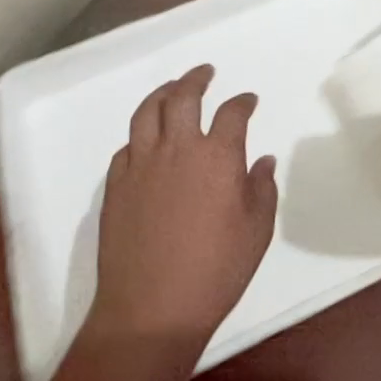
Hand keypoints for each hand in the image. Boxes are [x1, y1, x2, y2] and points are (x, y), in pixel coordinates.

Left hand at [86, 64, 278, 349]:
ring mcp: (141, 164)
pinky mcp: (116, 185)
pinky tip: (147, 140)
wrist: (151, 308)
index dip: (243, 101)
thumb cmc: (215, 271)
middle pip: (183, 96)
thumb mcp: (256, 232)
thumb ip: (263, 190)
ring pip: (148, 111)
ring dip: (163, 94)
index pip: (233, 113)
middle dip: (196, 78)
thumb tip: (264, 161)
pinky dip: (141, 134)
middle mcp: (178, 149)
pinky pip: (127, 145)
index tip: (249, 100)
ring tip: (172, 89)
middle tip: (205, 72)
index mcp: (217, 156)